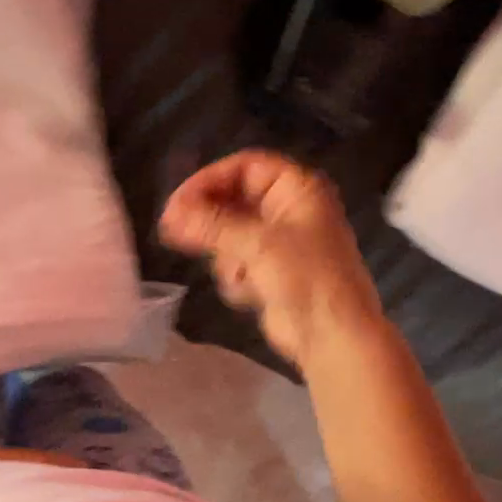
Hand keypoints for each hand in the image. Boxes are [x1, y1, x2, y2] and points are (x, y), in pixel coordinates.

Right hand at [159, 150, 382, 365]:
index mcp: (297, 189)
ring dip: (226, 255)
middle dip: (210, 221)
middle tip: (174, 232)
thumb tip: (170, 213)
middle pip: (234, 200)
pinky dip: (236, 277)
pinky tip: (249, 293)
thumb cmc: (305, 279)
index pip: (245, 167)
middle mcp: (288, 210)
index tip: (177, 202)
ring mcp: (278, 243)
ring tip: (237, 274)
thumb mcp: (258, 244)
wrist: (331, 334)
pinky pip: (236, 264)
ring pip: (230, 235)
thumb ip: (211, 225)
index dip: (209, 180)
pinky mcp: (269, 273)